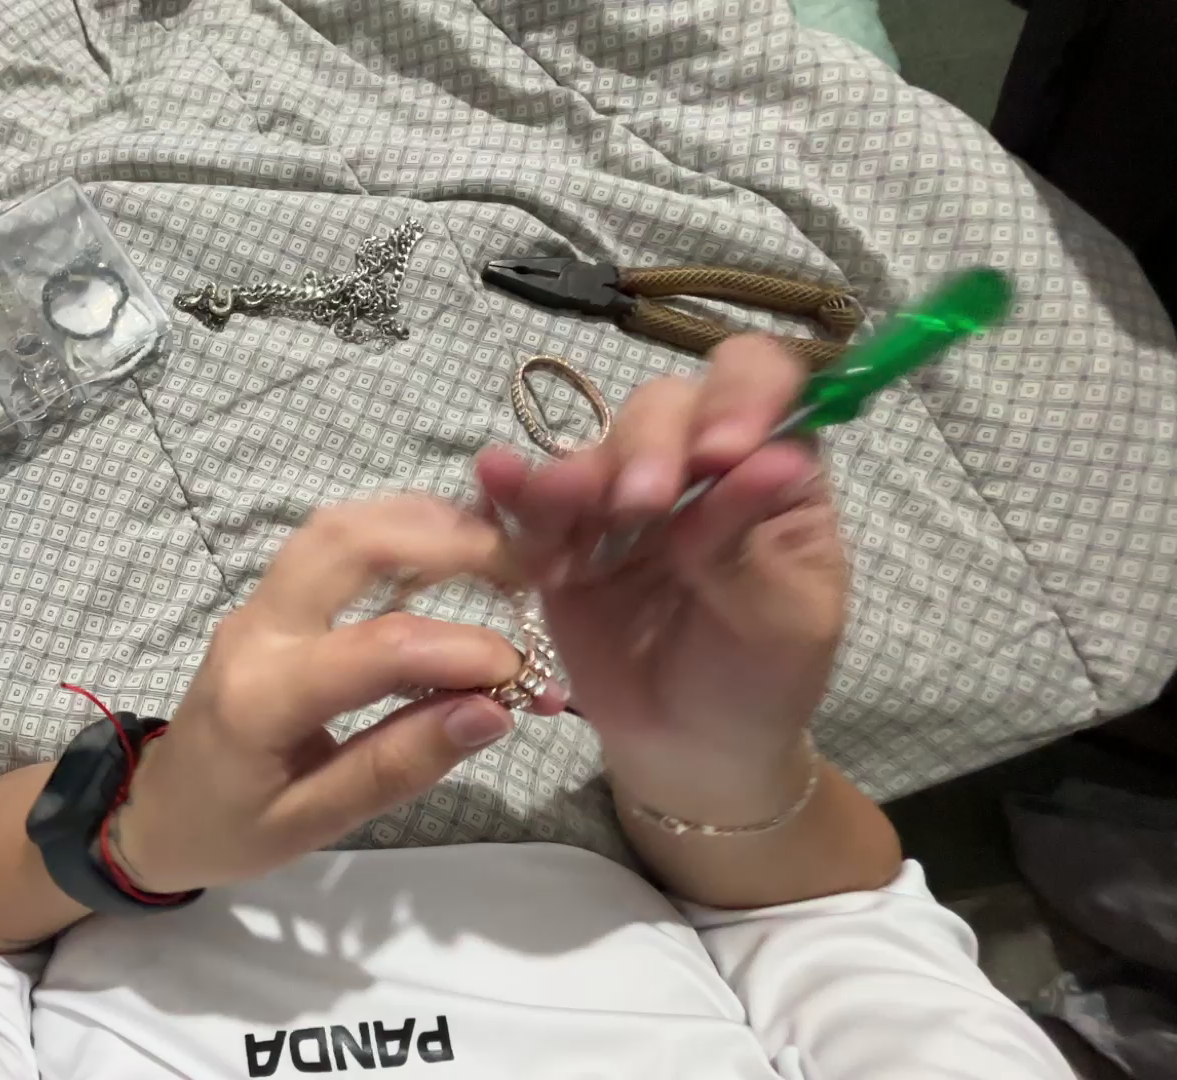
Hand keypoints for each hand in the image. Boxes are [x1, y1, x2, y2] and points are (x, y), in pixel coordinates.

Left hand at [109, 497, 524, 894]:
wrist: (155, 807)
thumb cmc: (227, 830)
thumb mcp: (313, 823)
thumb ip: (398, 765)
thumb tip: (491, 711)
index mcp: (261, 696)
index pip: (377, 648)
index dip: (463, 651)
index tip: (526, 675)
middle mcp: (255, 629)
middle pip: (347, 544)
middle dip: (443, 542)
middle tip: (521, 570)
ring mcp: (255, 606)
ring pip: (335, 528)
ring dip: (416, 523)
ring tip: (491, 549)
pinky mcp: (265, 602)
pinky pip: (326, 544)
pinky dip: (389, 533)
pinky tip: (436, 551)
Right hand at [476, 336, 847, 823]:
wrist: (683, 744)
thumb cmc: (757, 677)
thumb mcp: (786, 616)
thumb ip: (754, 537)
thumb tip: (775, 456)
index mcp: (764, 472)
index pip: (758, 384)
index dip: (739, 395)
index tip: (722, 452)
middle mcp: (686, 470)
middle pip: (659, 407)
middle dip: (647, 445)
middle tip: (638, 505)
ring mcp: (613, 505)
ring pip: (586, 450)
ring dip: (573, 469)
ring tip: (564, 499)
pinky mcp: (556, 543)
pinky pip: (528, 505)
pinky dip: (511, 490)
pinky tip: (494, 478)